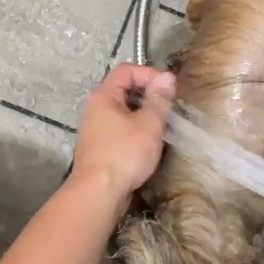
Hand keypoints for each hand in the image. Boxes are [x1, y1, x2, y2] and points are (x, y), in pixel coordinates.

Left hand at [71, 64, 176, 199]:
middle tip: (168, 109)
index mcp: (103, 96)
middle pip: (124, 90)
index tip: (168, 89)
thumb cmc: (124, 154)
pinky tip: (149, 145)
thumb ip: (159, 100)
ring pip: (123, 112)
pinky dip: (135, 132)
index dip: (149, 74)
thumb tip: (167, 77)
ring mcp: (95, 129)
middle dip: (148, 96)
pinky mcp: (99, 148)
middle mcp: (95, 108)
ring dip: (144, 116)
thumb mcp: (149, 124)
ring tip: (163, 128)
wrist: (98, 193)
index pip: (126, 70)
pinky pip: (120, 130)